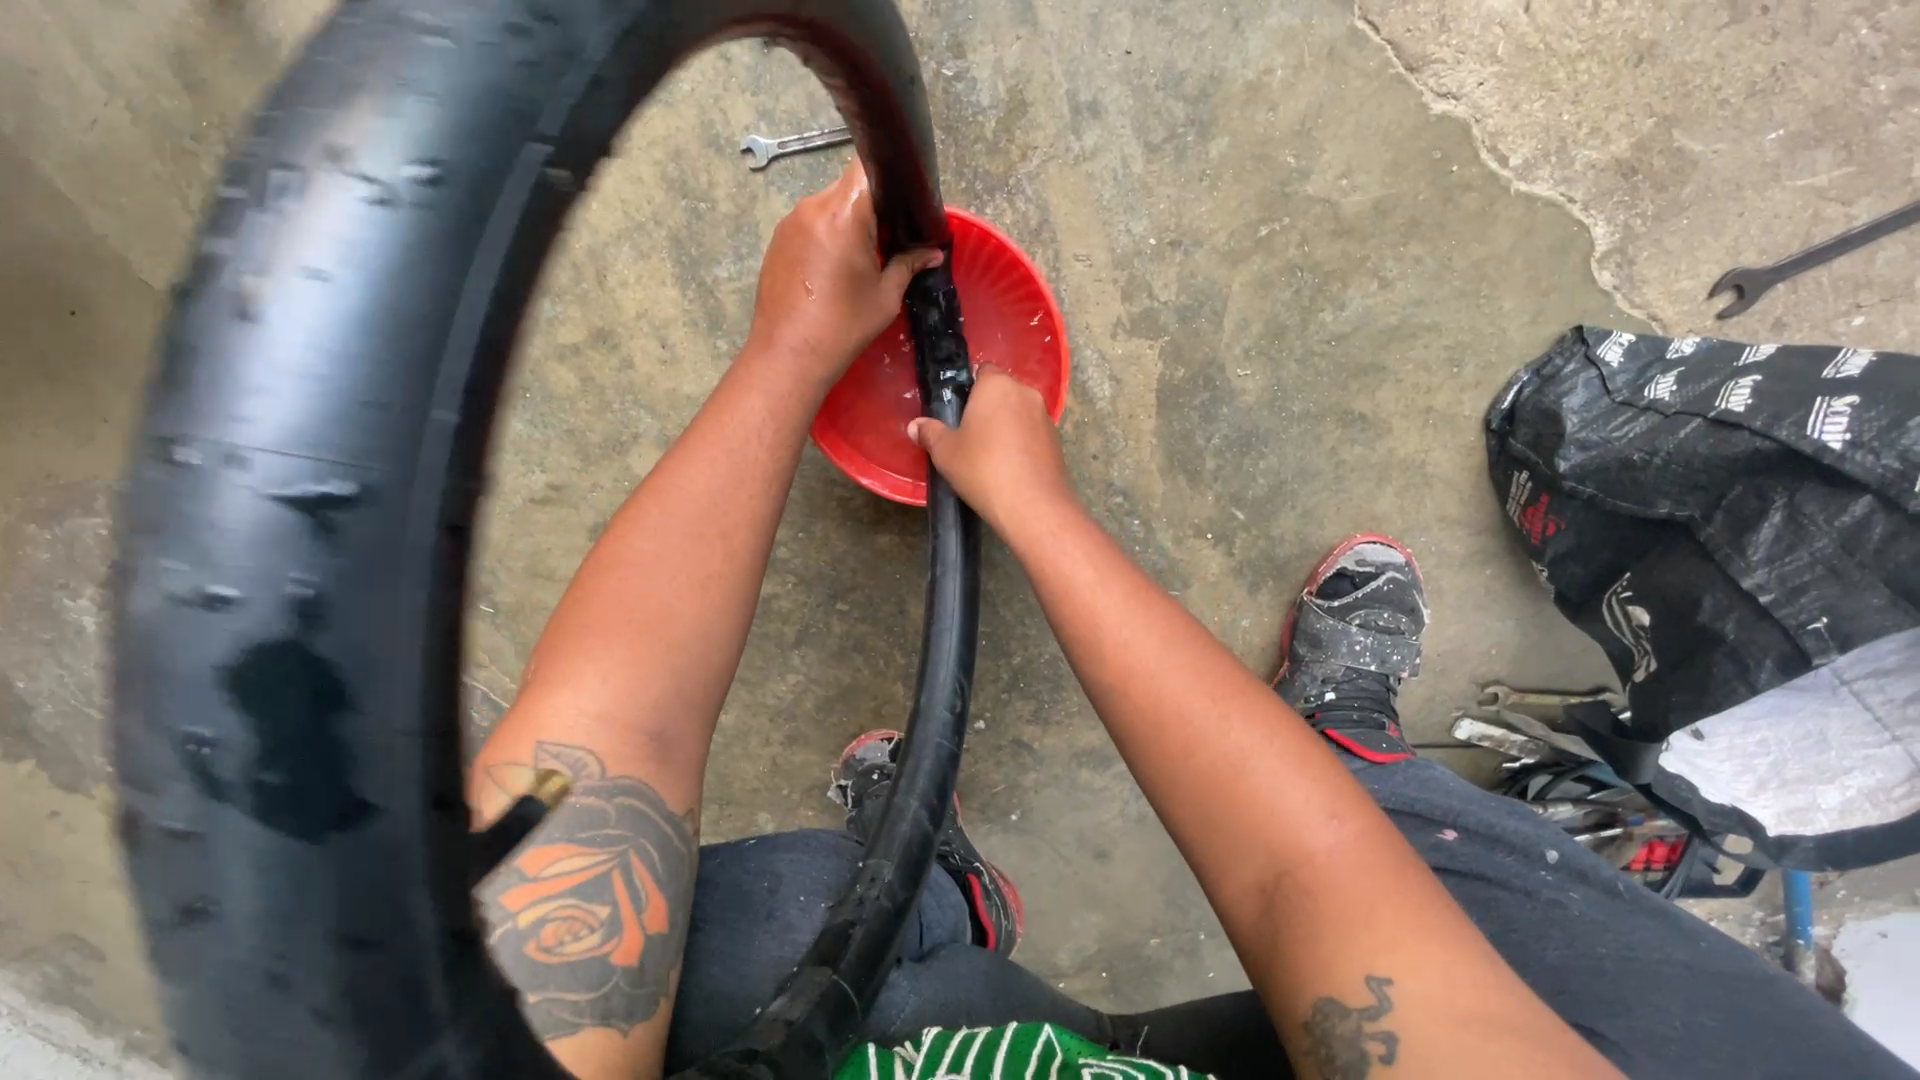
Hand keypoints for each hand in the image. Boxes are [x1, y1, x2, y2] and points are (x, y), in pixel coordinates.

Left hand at [744, 160, 943, 386]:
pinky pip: (810, 224)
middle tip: (888, 240)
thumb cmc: (843, 327)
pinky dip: (826, 237)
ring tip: (860, 259)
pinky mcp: (777, 240)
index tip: (902, 204)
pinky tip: (833, 270)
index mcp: (844, 214)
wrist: (788, 355)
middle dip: (871, 207)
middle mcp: (813, 207)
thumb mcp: (885, 297)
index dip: (888, 178)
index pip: (867, 167)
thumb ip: (908, 265)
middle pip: (848, 187)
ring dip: (847, 224)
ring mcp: (790, 222)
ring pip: (828, 206)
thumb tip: (933, 253)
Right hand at [908, 365, 1075, 531]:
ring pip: (1019, 414)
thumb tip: (916, 426)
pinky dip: (1022, 444)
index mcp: (997, 385)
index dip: (970, 389)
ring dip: (1007, 426)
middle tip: (970, 436)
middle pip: (1003, 392)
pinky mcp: (1057, 440)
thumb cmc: (982, 469)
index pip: (983, 370)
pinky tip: (1011, 467)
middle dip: (988, 408)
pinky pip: (1033, 434)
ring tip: (990, 455)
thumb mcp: (945, 452)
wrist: (1032, 505)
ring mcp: (1045, 416)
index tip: (959, 412)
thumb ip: (930, 433)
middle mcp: (1026, 392)